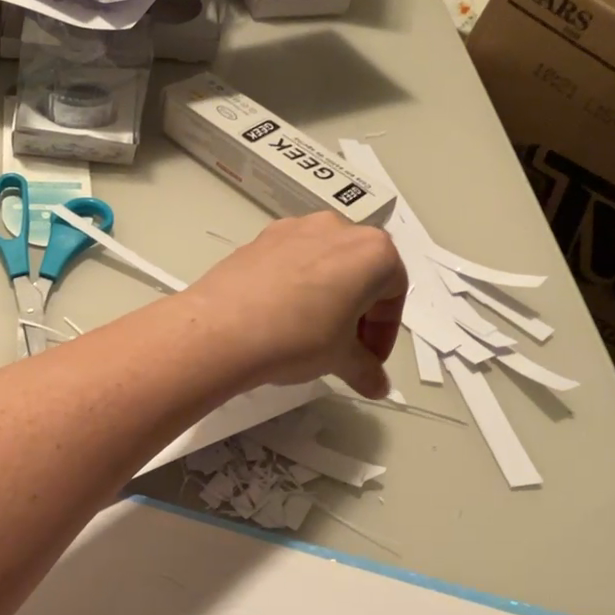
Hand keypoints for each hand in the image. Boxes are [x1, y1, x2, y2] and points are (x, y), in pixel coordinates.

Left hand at [182, 212, 406, 396]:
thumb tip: (379, 386)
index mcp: (372, 250)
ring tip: (309, 335)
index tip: (368, 360)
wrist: (220, 329)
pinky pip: (288, 263)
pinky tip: (278, 318)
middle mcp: (335, 228)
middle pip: (359, 272)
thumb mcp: (339, 358)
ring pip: (323, 264)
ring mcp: (292, 229)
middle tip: (343, 349)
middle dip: (356, 313)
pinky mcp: (257, 239)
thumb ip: (366, 369)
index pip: (394, 294)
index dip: (383, 333)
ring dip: (325, 297)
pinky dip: (294, 287)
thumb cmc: (296, 338)